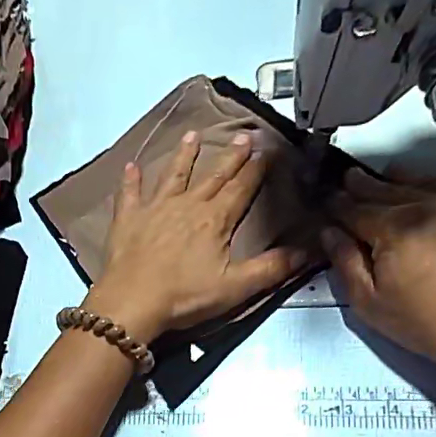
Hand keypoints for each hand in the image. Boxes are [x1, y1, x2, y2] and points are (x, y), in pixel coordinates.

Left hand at [83, 130, 313, 340]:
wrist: (133, 301)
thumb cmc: (185, 297)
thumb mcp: (236, 287)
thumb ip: (271, 269)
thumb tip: (307, 252)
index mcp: (215, 220)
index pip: (242, 188)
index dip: (256, 169)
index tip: (267, 149)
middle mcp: (187, 205)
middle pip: (214, 176)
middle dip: (230, 156)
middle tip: (242, 135)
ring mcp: (155, 209)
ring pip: (173, 175)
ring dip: (184, 155)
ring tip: (192, 135)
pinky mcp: (128, 218)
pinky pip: (130, 193)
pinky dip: (131, 179)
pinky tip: (131, 165)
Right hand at [327, 170, 435, 371]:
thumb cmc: (425, 323)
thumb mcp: (370, 303)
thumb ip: (346, 263)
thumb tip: (331, 233)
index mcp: (397, 228)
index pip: (358, 209)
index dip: (340, 204)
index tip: (330, 199)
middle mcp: (431, 204)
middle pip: (389, 189)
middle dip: (365, 185)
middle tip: (351, 179)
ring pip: (426, 181)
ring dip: (403, 181)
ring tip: (389, 178)